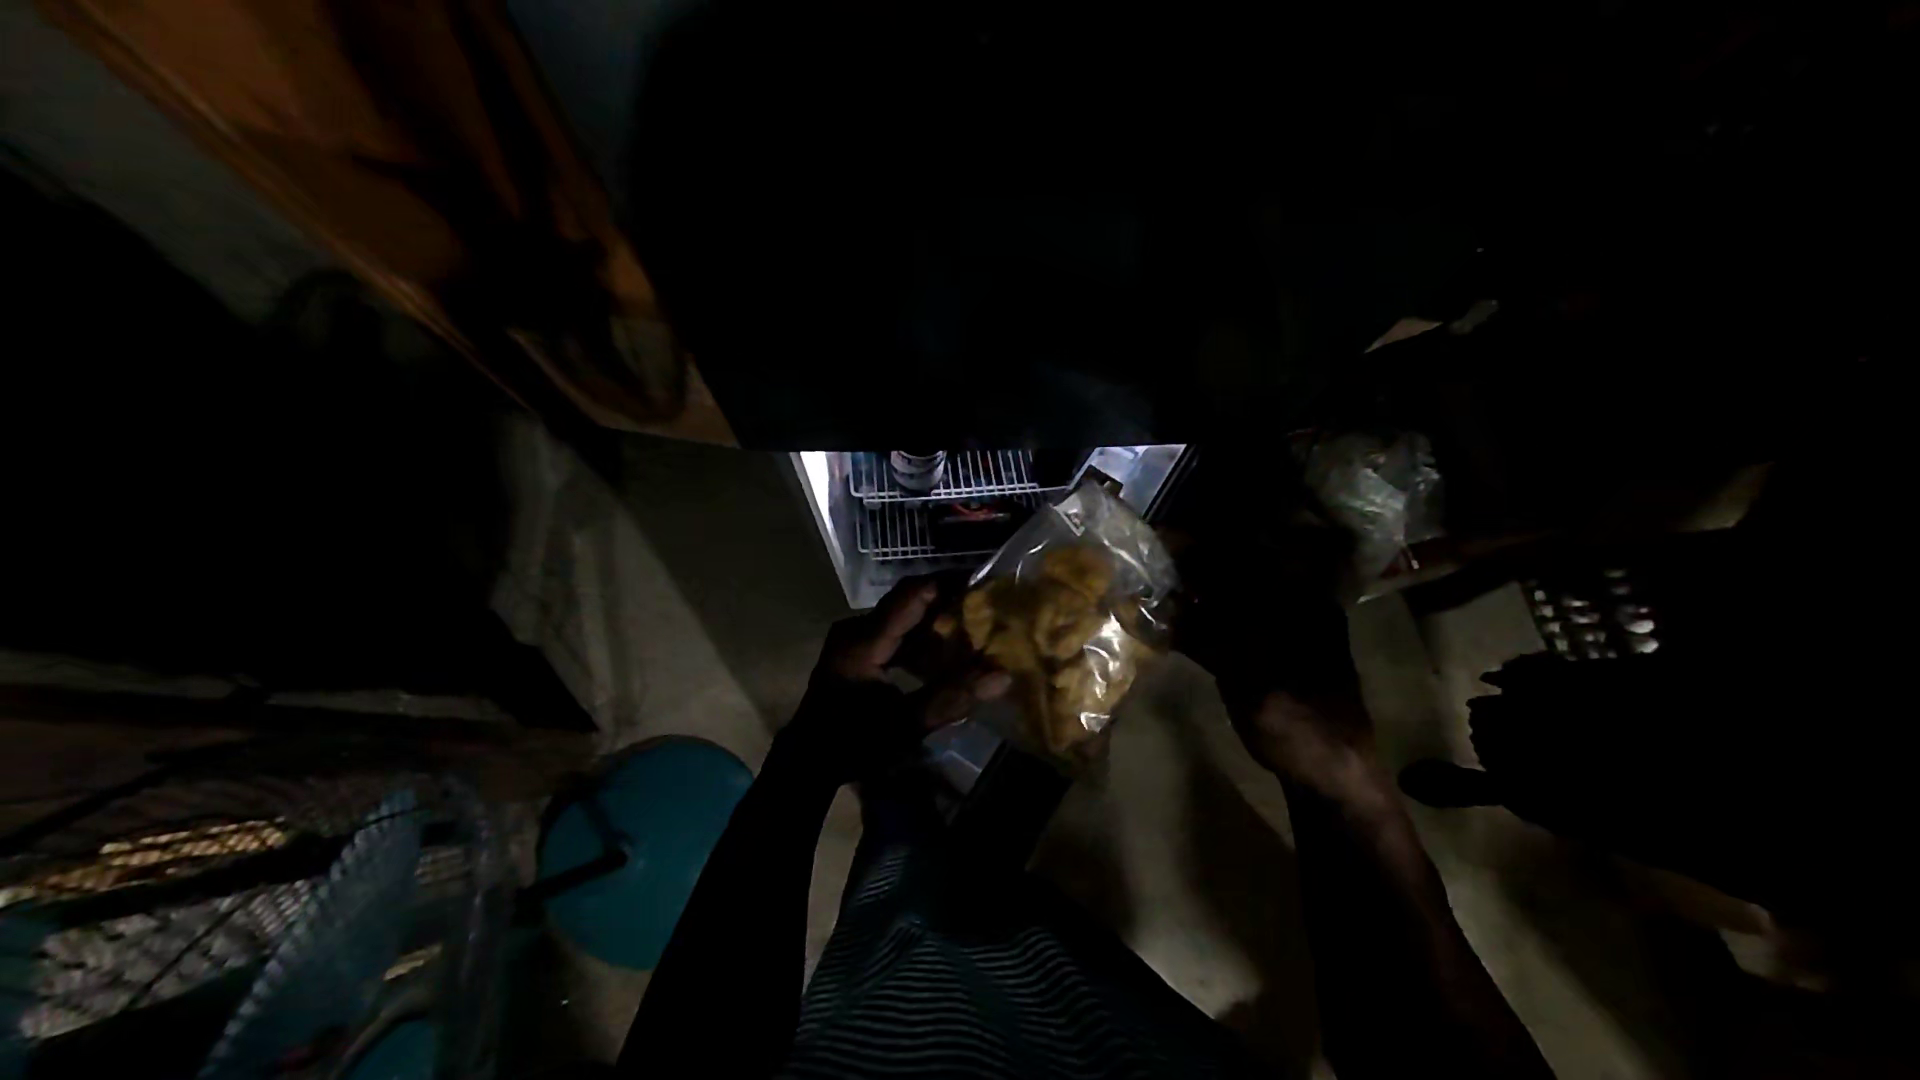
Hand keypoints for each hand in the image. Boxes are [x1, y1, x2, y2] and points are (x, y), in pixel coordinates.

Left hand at [772, 577, 1011, 787]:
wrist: (807, 762)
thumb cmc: (853, 743)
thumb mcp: (906, 725)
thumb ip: (952, 697)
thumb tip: (1002, 675)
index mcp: (863, 640)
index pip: (911, 594)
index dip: (949, 584)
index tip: (986, 584)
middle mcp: (856, 629)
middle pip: (908, 601)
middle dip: (948, 602)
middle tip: (988, 607)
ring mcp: (853, 638)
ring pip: (902, 616)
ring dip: (935, 620)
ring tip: (974, 627)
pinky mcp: (855, 650)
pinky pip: (893, 631)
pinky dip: (920, 637)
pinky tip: (944, 652)